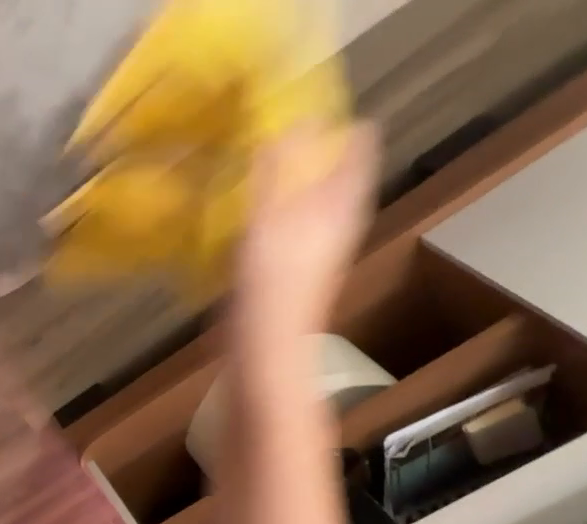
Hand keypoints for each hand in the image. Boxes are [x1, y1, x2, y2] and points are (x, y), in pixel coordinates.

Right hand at [235, 123, 379, 340]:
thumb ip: (277, 169)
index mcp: (344, 200)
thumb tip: (286, 120)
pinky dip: (258, 210)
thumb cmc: (272, 287)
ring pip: (298, 193)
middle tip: (256, 133)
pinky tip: (230, 214)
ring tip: (239, 167)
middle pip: (324, 165)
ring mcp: (311, 242)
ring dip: (273, 179)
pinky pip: (276, 221)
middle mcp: (335, 216)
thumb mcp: (271, 219)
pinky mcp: (285, 265)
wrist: (263, 351)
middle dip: (296, 146)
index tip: (290, 110)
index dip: (329, 119)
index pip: (356, 140)